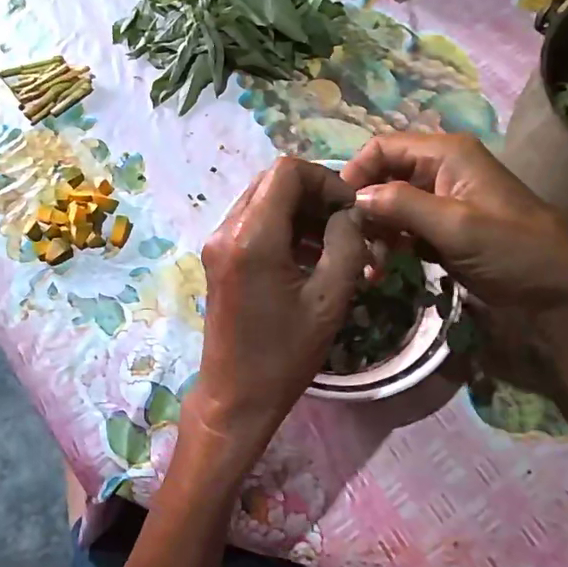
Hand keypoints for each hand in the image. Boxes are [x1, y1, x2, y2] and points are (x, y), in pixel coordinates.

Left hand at [185, 158, 367, 456]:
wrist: (236, 395)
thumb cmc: (285, 354)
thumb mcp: (329, 299)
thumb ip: (346, 244)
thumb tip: (349, 212)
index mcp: (251, 236)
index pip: (288, 171)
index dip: (326, 180)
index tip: (350, 211)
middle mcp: (226, 229)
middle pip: (273, 181)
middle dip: (314, 195)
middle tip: (345, 226)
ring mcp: (217, 242)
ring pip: (263, 200)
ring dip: (300, 212)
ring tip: (333, 245)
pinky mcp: (218, 257)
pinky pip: (252, 222)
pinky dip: (282, 227)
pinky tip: (308, 257)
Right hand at [340, 133, 567, 312]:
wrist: (561, 291)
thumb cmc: (514, 249)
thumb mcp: (455, 225)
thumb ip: (402, 205)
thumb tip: (355, 198)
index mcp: (446, 154)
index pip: (382, 147)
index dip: (356, 173)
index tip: (338, 210)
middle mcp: (439, 170)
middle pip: (382, 177)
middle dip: (363, 208)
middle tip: (352, 245)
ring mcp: (441, 200)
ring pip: (389, 205)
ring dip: (374, 231)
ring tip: (370, 265)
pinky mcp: (442, 229)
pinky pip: (403, 228)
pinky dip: (389, 245)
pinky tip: (381, 268)